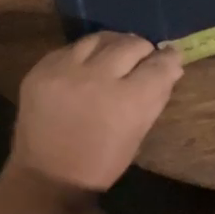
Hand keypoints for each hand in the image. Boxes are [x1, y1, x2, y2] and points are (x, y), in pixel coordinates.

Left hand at [8, 33, 183, 194]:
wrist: (46, 175)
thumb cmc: (99, 163)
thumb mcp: (137, 134)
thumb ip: (155, 97)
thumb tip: (172, 66)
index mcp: (127, 101)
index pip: (158, 65)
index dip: (168, 58)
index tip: (169, 56)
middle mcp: (97, 78)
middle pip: (130, 45)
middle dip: (142, 49)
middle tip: (143, 57)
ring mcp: (65, 70)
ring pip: (100, 38)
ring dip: (114, 44)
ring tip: (116, 54)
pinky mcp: (42, 68)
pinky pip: (71, 48)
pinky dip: (86, 53)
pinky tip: (88, 64)